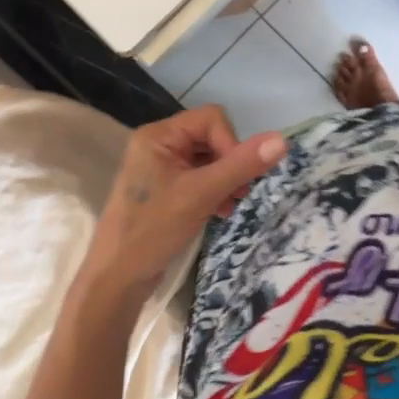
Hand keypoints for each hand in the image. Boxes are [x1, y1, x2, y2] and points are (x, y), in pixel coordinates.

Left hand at [79, 106, 287, 302]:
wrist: (116, 280)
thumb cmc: (153, 229)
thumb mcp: (201, 194)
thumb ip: (241, 165)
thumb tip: (282, 140)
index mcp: (158, 135)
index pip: (212, 119)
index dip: (231, 143)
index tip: (237, 178)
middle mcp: (158, 145)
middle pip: (211, 137)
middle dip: (230, 163)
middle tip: (240, 193)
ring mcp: (161, 168)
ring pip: (209, 159)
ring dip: (226, 179)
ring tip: (231, 205)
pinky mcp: (166, 190)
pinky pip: (200, 177)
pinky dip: (215, 190)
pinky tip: (221, 211)